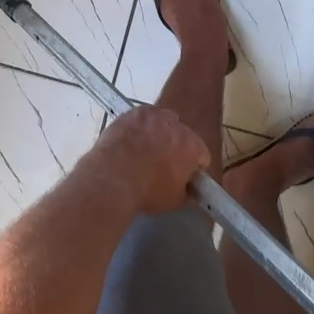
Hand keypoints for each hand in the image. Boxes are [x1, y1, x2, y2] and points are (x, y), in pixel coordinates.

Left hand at [82, 107, 209, 214]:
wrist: (112, 179)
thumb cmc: (147, 192)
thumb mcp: (175, 200)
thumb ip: (187, 191)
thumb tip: (189, 189)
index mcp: (192, 146)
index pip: (202, 156)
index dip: (194, 168)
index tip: (184, 177)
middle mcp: (177, 125)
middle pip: (182, 135)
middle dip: (176, 147)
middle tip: (162, 164)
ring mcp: (153, 116)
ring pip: (163, 121)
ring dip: (159, 132)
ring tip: (145, 149)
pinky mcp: (132, 113)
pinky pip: (142, 117)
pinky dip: (140, 126)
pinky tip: (130, 139)